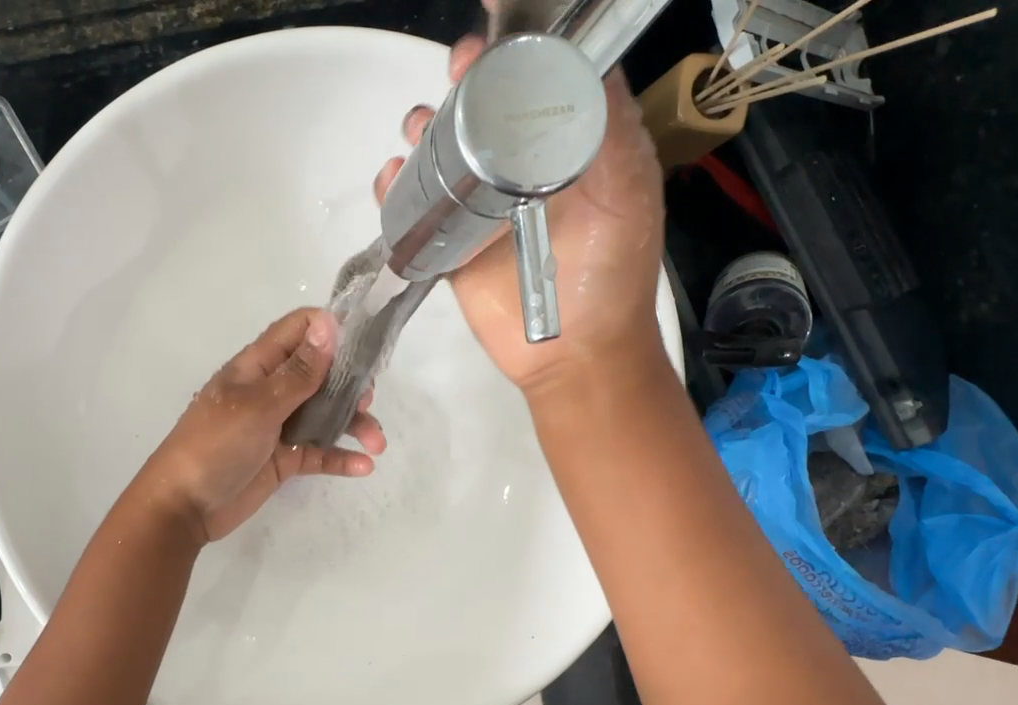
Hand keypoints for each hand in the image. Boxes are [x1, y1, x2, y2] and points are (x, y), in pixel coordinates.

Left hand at [132, 308, 385, 542]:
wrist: (184, 505)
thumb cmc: (214, 445)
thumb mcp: (258, 405)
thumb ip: (298, 371)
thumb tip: (328, 324)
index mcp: (257, 367)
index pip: (298, 331)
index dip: (330, 330)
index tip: (363, 343)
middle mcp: (271, 391)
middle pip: (321, 374)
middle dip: (351, 383)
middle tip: (367, 400)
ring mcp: (278, 427)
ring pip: (326, 415)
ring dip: (354, 424)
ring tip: (377, 442)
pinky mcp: (284, 460)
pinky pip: (320, 453)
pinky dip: (341, 457)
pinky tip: (364, 466)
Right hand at [373, 36, 666, 392]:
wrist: (571, 355)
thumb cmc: (609, 275)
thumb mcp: (626, 193)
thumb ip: (609, 131)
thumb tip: (582, 61)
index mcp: (568, 146)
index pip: (538, 80)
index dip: (514, 52)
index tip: (495, 35)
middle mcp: (521, 166)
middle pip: (482, 108)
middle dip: (463, 81)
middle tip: (456, 75)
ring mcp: (481, 205)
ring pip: (442, 150)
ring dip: (423, 128)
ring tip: (418, 130)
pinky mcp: (450, 244)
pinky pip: (413, 208)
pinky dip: (393, 188)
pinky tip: (391, 179)